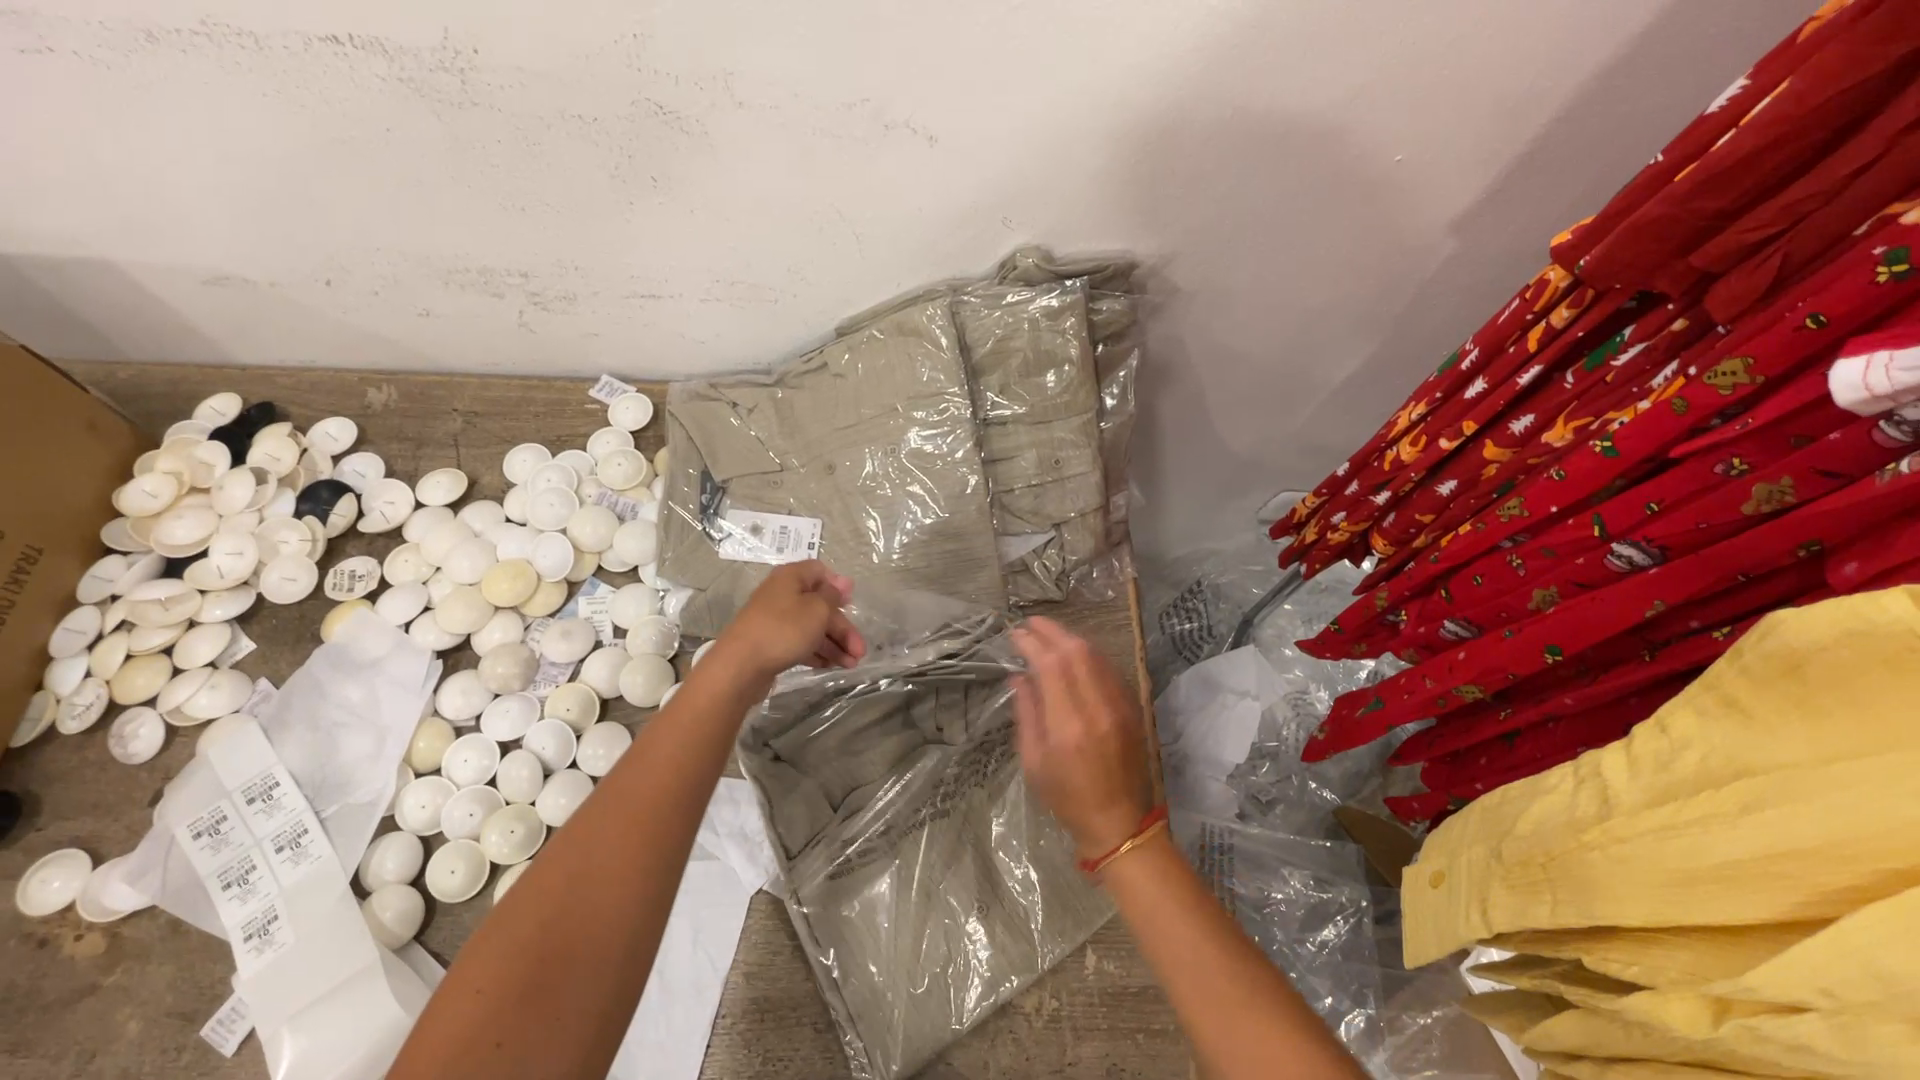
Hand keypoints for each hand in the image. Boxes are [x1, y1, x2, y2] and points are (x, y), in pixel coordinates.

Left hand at [711, 561, 865, 680]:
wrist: (740, 666)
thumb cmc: (784, 630)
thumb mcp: (817, 609)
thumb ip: (833, 596)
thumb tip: (843, 582)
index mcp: (791, 577)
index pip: (820, 571)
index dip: (838, 586)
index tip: (852, 604)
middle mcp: (783, 594)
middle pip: (820, 605)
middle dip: (843, 628)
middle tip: (860, 650)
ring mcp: (775, 620)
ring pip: (812, 627)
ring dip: (834, 644)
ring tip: (851, 665)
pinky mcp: (771, 643)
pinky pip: (800, 642)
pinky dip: (817, 652)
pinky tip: (831, 666)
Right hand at [1009, 617, 1153, 859]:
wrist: (1118, 821)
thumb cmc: (1066, 797)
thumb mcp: (1033, 761)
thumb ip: (1026, 713)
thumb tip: (1018, 676)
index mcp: (1068, 725)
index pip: (1050, 665)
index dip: (1032, 643)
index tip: (1015, 634)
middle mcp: (1097, 708)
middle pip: (1076, 652)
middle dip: (1051, 631)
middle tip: (1030, 623)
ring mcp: (1120, 706)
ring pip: (1096, 655)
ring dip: (1071, 638)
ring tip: (1049, 633)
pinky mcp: (1132, 708)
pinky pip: (1110, 669)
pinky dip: (1089, 654)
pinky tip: (1075, 652)